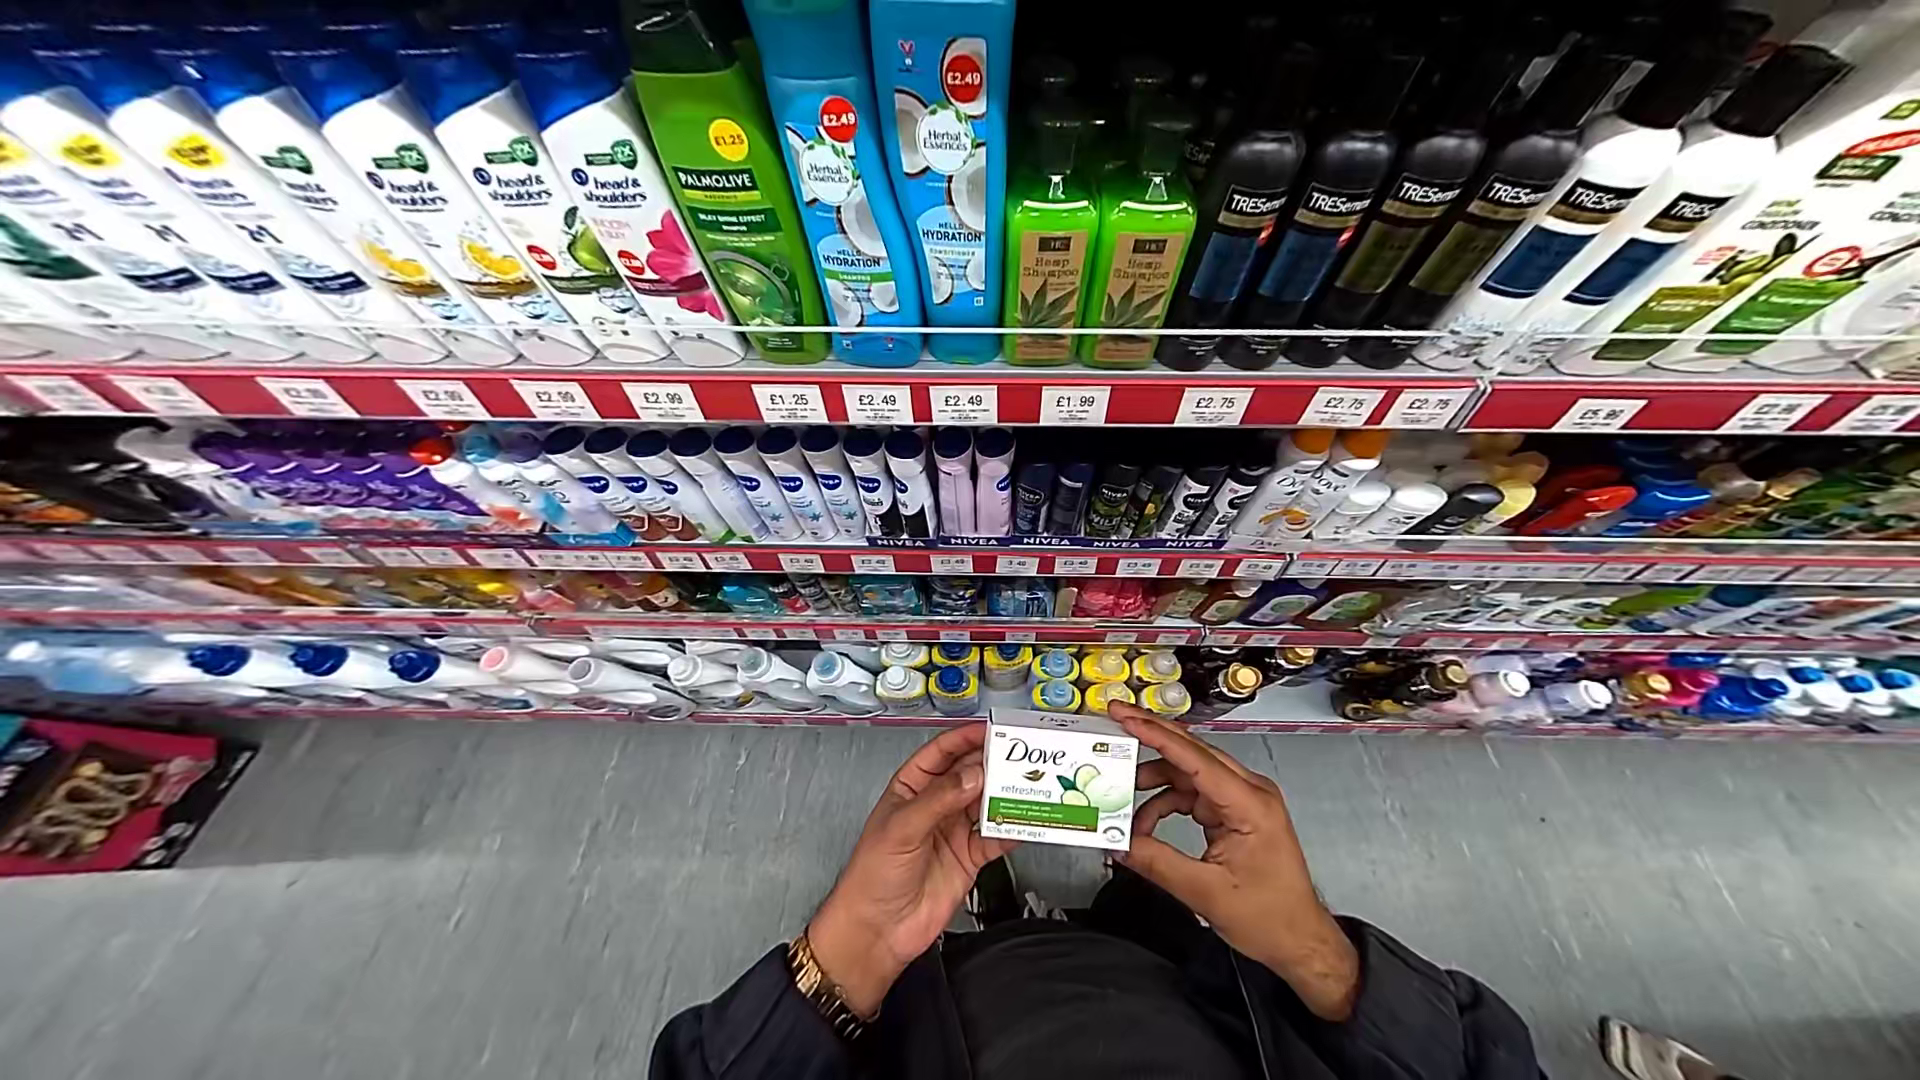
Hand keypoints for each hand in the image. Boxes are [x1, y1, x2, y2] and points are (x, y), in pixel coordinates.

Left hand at [807, 722, 1014, 1016]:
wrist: (877, 931)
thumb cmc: (871, 874)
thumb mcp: (902, 827)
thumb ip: (939, 799)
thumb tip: (972, 776)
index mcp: (912, 786)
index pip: (942, 752)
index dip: (965, 738)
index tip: (988, 730)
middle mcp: (936, 804)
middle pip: (970, 774)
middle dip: (992, 763)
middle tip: (1017, 757)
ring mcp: (954, 829)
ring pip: (986, 802)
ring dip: (1005, 794)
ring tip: (1027, 786)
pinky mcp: (969, 856)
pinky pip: (996, 837)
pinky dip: (1011, 829)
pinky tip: (1022, 822)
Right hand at [1110, 702, 1359, 1020]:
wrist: (1301, 943)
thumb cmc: (1271, 919)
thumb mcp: (1206, 893)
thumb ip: (1156, 862)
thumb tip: (1117, 843)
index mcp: (1250, 804)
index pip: (1195, 757)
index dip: (1156, 734)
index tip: (1126, 718)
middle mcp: (1248, 791)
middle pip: (1190, 752)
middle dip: (1150, 737)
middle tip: (1116, 723)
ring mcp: (1239, 799)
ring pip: (1186, 771)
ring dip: (1152, 781)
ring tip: (1121, 793)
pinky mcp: (1231, 811)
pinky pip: (1189, 792)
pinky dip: (1164, 802)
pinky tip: (1144, 822)